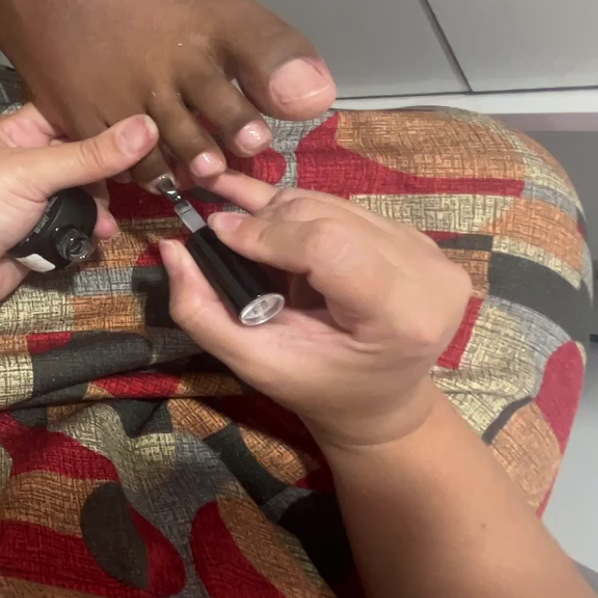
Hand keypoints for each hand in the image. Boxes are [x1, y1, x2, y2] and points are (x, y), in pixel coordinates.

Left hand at [0, 106, 158, 322]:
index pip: (66, 113)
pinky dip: (83, 234)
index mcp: (14, 133)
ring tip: (103, 222)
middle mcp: (24, 163)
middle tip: (143, 178)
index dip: (103, 116)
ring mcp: (30, 202)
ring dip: (96, 209)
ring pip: (80, 197)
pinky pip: (71, 229)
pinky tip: (94, 239)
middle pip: (80, 158)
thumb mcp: (32, 171)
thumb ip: (90, 154)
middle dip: (107, 171)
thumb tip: (148, 126)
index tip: (150, 120)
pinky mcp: (35, 237)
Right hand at [160, 171, 471, 447]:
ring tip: (241, 233)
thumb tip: (170, 247)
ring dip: (273, 211)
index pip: (328, 246)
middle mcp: (426, 274)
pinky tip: (260, 215)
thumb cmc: (315, 384)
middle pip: (324, 215)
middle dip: (262, 221)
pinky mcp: (412, 234)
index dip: (265, 232)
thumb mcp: (250, 361)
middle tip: (222, 236)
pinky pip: (335, 202)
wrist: (378, 397)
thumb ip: (200, 310)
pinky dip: (292, 209)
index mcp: (400, 316)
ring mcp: (426, 249)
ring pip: (326, 201)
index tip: (215, 232)